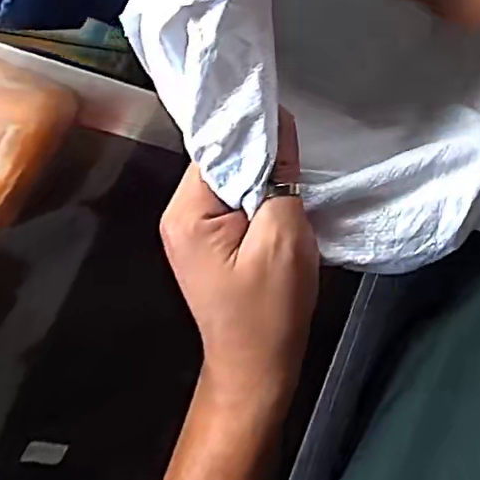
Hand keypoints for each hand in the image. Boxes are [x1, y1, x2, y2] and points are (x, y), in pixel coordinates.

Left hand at [160, 111, 319, 407]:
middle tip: (298, 147)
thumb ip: (280, 174)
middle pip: (223, 158)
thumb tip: (279, 125)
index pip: (218, 147)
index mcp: (187, 213)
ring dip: (265, 171)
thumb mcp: (284, 235)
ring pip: (234, 176)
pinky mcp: (214, 237)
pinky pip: (238, 195)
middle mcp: (181, 214)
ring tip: (295, 169)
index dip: (253, 129)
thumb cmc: (268, 309)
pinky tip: (284, 192)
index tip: (286, 114)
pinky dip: (263, 189)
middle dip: (261, 151)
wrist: (258, 366)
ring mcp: (195, 227)